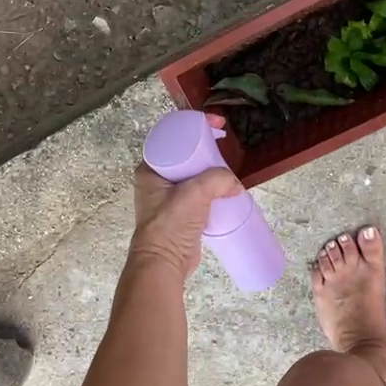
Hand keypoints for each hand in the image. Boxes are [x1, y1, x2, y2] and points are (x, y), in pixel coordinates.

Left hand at [127, 124, 245, 278]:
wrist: (165, 262)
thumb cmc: (170, 225)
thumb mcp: (195, 193)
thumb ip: (218, 179)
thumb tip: (235, 184)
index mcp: (150, 169)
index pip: (172, 137)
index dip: (194, 126)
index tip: (215, 124)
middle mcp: (157, 180)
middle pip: (185, 154)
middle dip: (205, 148)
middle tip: (223, 143)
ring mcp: (168, 197)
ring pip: (194, 174)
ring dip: (210, 170)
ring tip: (227, 166)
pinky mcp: (182, 213)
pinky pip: (199, 193)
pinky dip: (212, 189)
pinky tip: (226, 189)